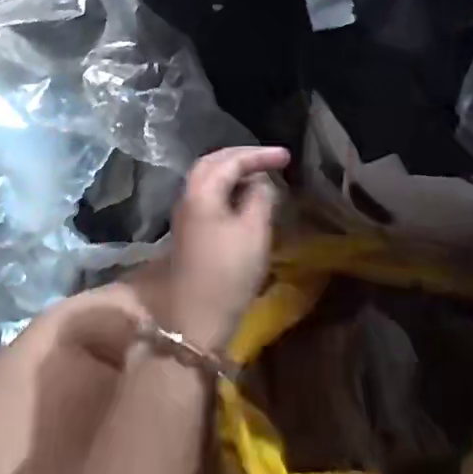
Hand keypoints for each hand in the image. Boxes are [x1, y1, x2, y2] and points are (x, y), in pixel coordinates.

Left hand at [165, 146, 290, 352]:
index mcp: (201, 191)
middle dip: (242, 157)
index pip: (230, 160)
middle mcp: (188, 196)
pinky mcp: (189, 231)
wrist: (197, 318)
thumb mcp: (254, 232)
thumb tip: (261, 182)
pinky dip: (228, 187)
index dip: (259, 155)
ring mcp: (185, 214)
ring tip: (261, 174)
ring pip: (208, 179)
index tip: (287, 156)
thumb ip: (260, 198)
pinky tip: (245, 198)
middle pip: (212, 163)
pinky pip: (209, 195)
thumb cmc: (229, 273)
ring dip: (233, 171)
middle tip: (272, 159)